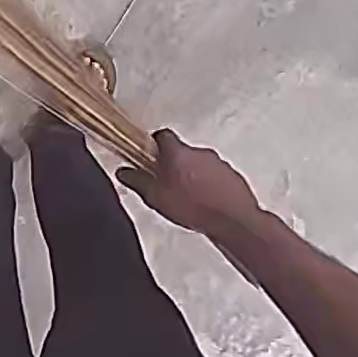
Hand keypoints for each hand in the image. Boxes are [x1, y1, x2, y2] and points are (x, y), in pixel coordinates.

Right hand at [117, 129, 264, 236]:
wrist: (232, 221)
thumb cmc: (195, 207)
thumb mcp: (155, 197)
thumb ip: (137, 181)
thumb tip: (124, 172)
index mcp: (177, 153)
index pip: (162, 135)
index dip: (154, 144)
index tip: (149, 154)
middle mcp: (199, 153)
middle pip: (181, 151)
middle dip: (173, 164)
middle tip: (165, 182)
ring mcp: (219, 163)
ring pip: (199, 164)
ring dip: (192, 175)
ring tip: (185, 198)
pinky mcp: (233, 176)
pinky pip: (216, 176)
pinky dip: (209, 185)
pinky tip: (203, 203)